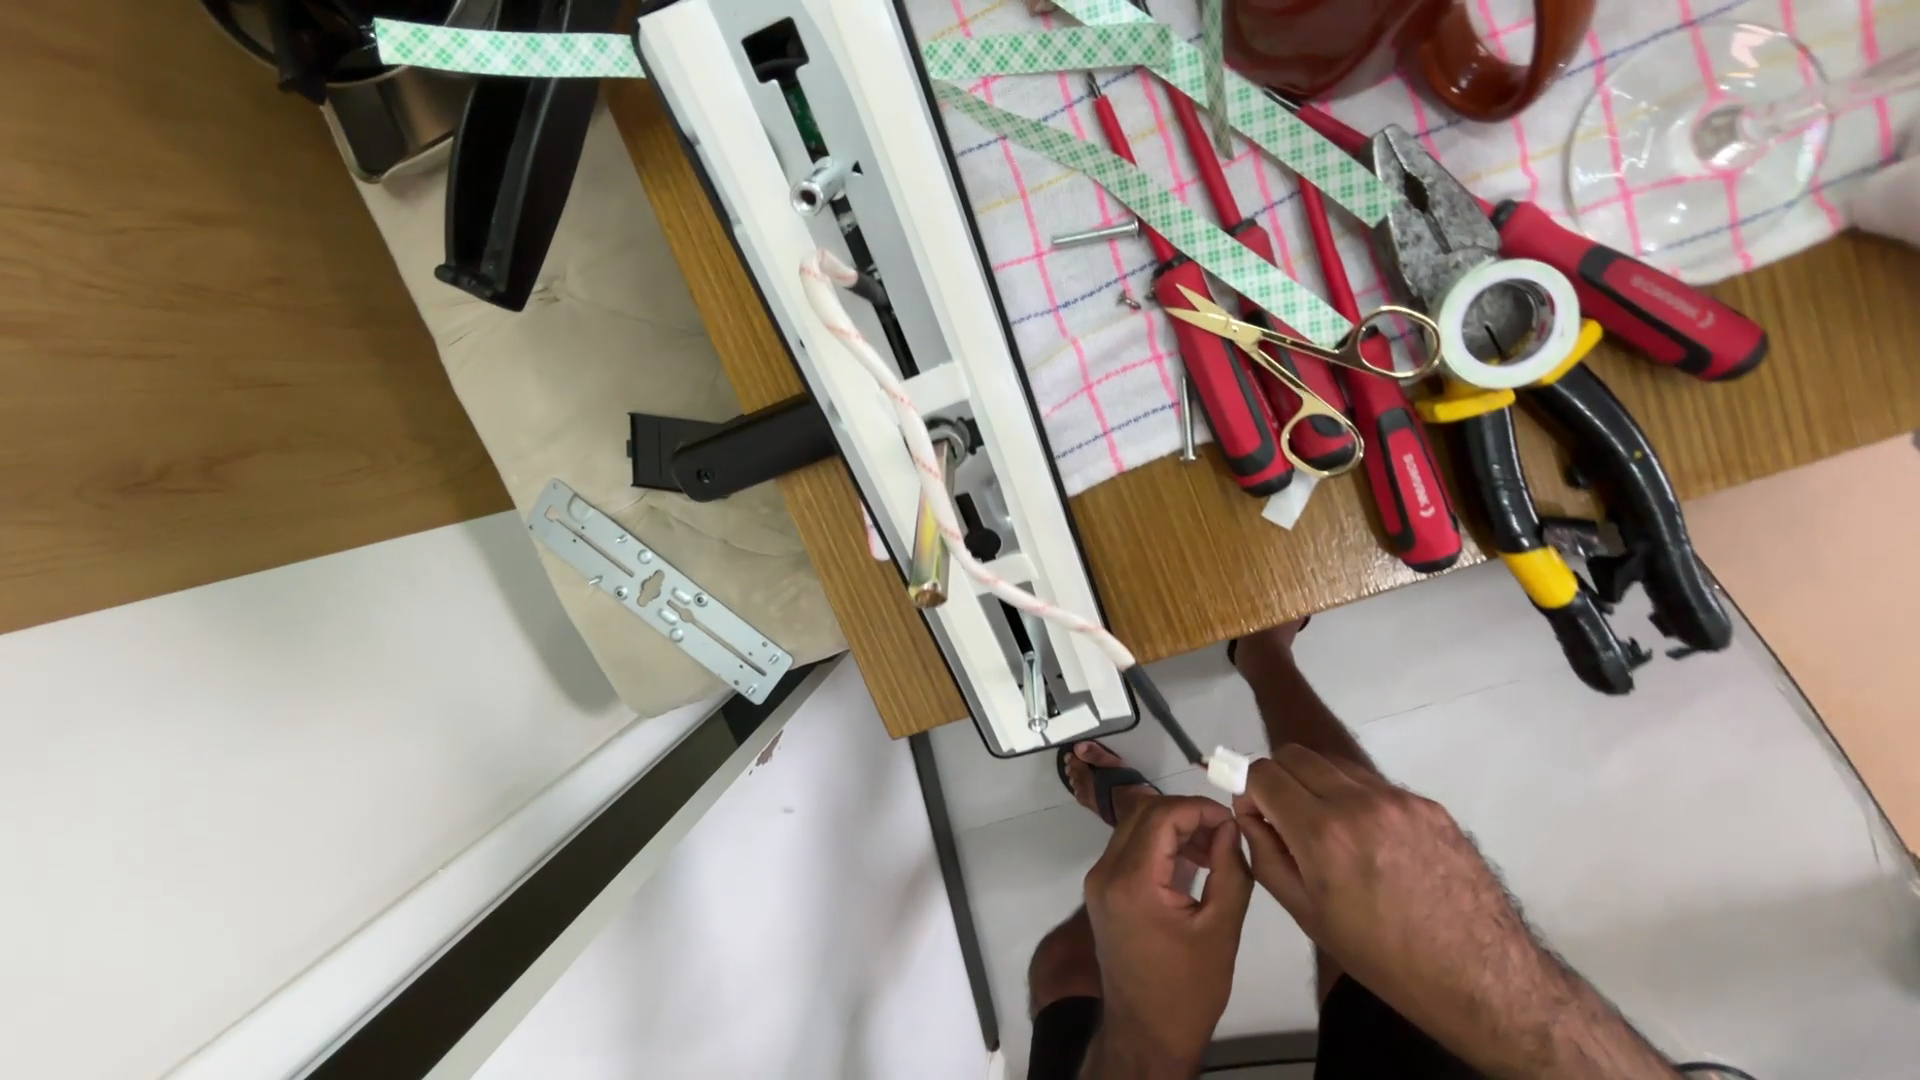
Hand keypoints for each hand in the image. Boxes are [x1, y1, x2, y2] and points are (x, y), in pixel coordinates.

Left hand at [1081, 796, 1251, 1075]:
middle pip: (1144, 814)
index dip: (1198, 808)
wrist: (1146, 1034)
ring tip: (1215, 852)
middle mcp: (1105, 872)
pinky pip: (1130, 849)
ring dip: (1173, 829)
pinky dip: (1159, 846)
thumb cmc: (1188, 990)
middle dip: (1187, 815)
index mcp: (1131, 881)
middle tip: (1225, 834)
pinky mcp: (1103, 890)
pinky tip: (1193, 864)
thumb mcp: (1221, 930)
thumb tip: (1231, 827)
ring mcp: (1099, 881)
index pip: (1161, 815)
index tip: (1232, 821)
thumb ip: (1230, 871)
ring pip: (1135, 828)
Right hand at [1234, 747, 1675, 1078]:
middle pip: (1294, 754)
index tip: (1258, 817)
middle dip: (1278, 778)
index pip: (1263, 772)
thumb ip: (1264, 854)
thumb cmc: (1382, 957)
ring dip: (1317, 784)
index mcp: (1323, 834)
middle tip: (1286, 819)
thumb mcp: (1306, 915)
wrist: (1483, 978)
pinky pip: (1373, 784)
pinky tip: (1373, 844)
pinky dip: (1356, 799)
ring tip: (1332, 832)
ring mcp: (1399, 799)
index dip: (1250, 790)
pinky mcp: (1429, 805)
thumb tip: (1249, 815)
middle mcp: (1359, 802)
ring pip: (1333, 763)